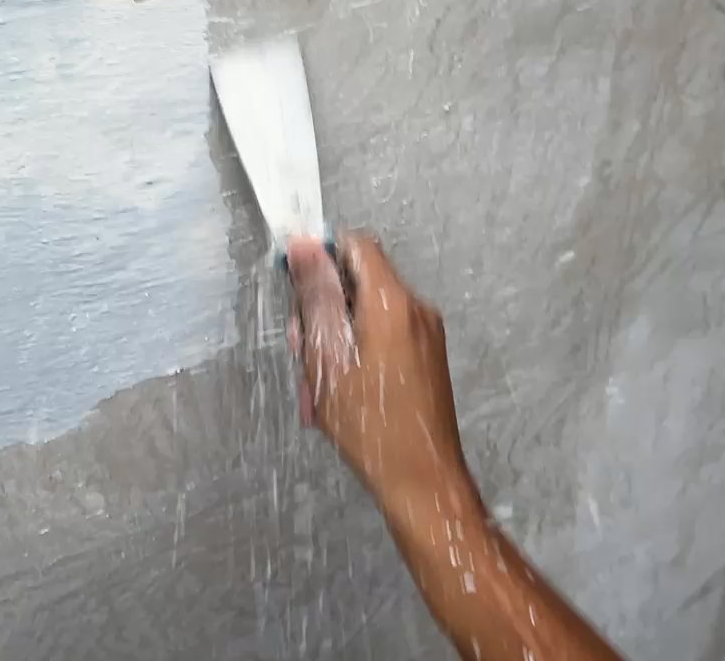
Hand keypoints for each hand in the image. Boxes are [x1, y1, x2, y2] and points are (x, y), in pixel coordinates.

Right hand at [287, 233, 468, 511]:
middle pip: (358, 281)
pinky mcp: (427, 356)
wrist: (422, 483)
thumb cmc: (369, 421)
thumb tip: (304, 243)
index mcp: (392, 300)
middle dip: (322, 308)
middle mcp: (416, 307)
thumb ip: (315, 295)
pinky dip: (356, 352)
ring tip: (318, 385)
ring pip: (366, 312)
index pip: (355, 244)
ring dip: (334, 337)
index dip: (322, 256)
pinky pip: (382, 334)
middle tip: (302, 351)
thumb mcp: (326, 355)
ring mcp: (425, 333)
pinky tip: (340, 392)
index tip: (297, 289)